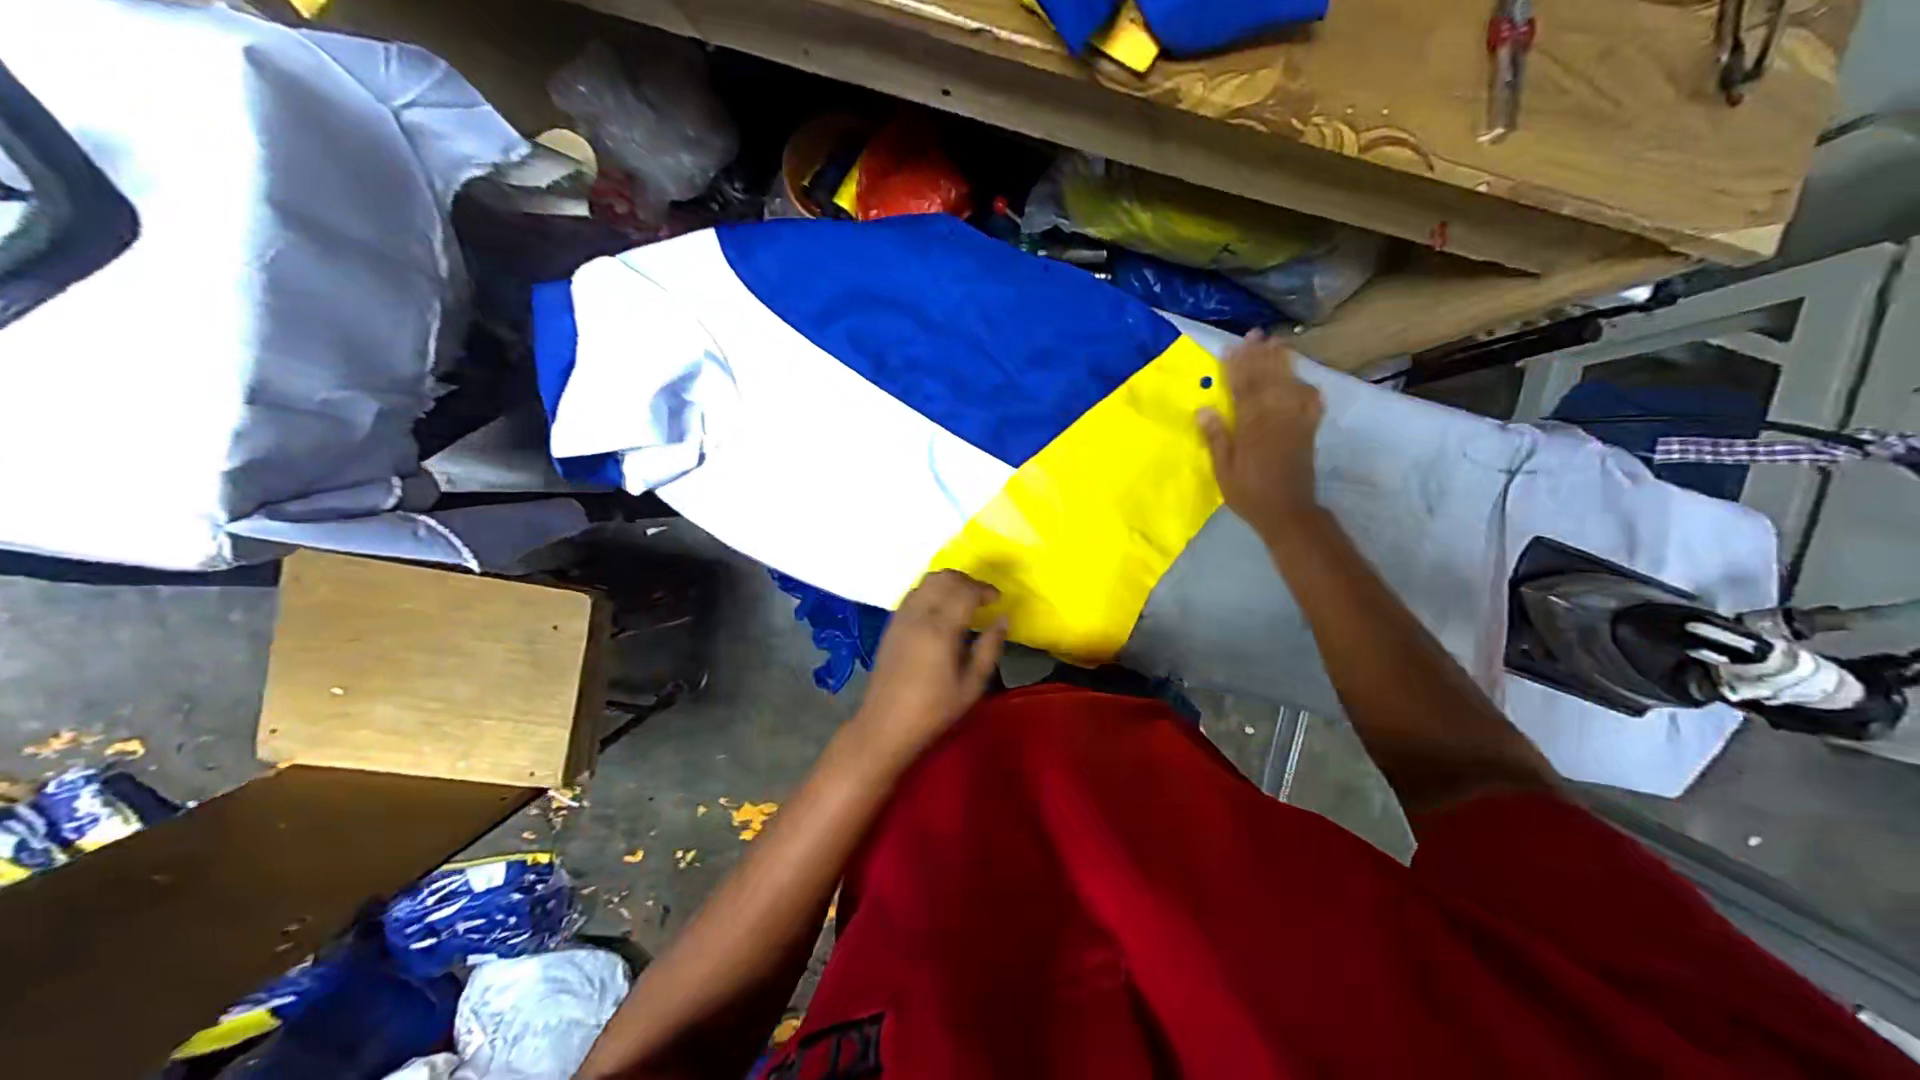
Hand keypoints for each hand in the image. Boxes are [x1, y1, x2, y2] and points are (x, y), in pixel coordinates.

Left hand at [851, 570, 1007, 764]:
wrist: (886, 724)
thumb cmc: (934, 710)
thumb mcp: (972, 685)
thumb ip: (990, 648)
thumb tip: (1003, 620)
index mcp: (941, 629)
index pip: (965, 591)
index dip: (985, 589)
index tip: (998, 599)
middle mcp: (919, 615)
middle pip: (944, 578)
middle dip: (968, 581)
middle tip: (983, 597)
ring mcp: (901, 617)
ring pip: (926, 581)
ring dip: (948, 582)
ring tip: (964, 599)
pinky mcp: (891, 624)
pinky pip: (913, 593)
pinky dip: (931, 590)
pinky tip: (940, 609)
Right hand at [1197, 330, 1324, 538]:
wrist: (1288, 511)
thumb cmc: (1249, 492)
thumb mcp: (1223, 470)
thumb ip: (1216, 437)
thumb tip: (1203, 409)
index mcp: (1251, 425)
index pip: (1242, 387)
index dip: (1236, 366)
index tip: (1230, 348)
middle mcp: (1276, 417)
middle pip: (1267, 378)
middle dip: (1259, 355)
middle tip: (1254, 335)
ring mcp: (1295, 421)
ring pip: (1288, 383)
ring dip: (1281, 362)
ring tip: (1275, 344)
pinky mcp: (1308, 429)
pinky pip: (1309, 400)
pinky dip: (1304, 386)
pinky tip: (1300, 379)